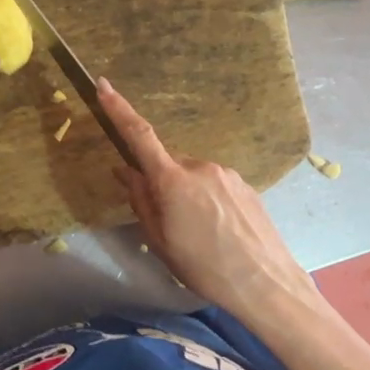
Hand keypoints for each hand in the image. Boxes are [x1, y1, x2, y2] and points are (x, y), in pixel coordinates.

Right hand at [100, 79, 328, 318]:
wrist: (265, 283)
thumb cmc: (203, 267)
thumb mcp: (160, 241)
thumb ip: (141, 201)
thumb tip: (126, 171)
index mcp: (173, 180)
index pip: (139, 136)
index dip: (118, 110)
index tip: (104, 86)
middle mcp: (200, 167)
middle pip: (168, 165)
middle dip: (161, 184)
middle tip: (167, 224)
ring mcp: (226, 174)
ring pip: (192, 177)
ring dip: (186, 196)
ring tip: (198, 235)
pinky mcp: (245, 186)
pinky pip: (214, 186)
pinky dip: (207, 202)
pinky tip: (218, 232)